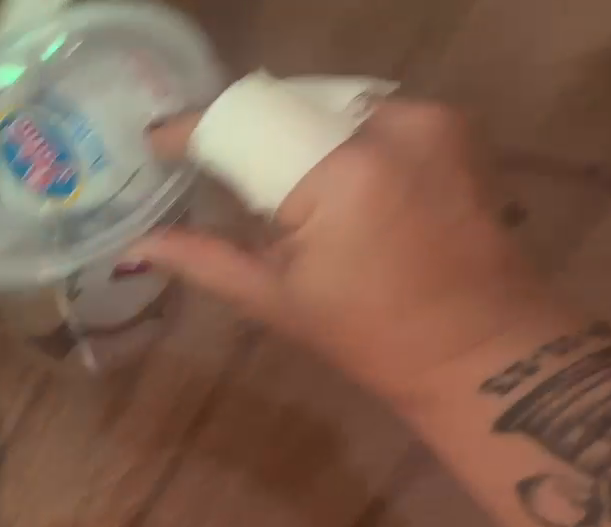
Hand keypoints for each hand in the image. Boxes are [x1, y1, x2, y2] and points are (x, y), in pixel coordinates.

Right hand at [134, 100, 580, 409]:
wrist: (475, 340)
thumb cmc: (361, 331)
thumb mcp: (266, 296)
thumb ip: (198, 259)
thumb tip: (135, 246)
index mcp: (340, 172)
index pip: (247, 128)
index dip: (191, 130)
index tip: (151, 140)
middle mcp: (391, 126)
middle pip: (286, 105)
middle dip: (236, 128)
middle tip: (190, 156)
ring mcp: (429, 119)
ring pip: (325, 103)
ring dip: (279, 128)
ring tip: (239, 163)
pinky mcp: (448, 126)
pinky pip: (363, 111)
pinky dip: (321, 131)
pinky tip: (298, 166)